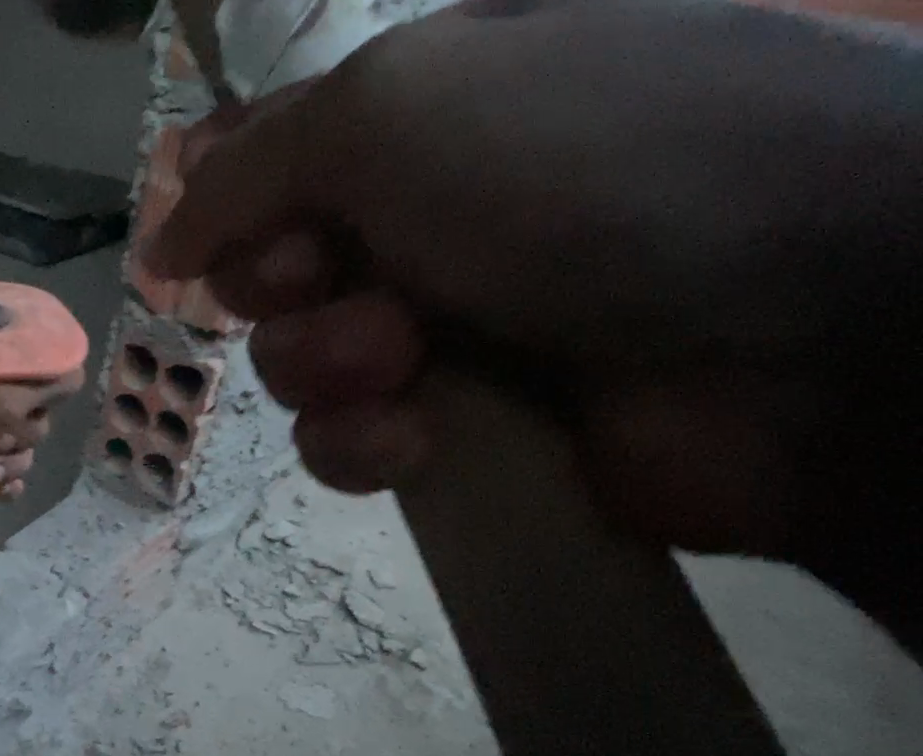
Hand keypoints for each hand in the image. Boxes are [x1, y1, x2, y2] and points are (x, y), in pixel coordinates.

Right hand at [148, 0, 922, 569]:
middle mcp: (420, 215)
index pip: (267, 162)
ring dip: (324, 367)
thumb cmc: (588, 172)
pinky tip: (413, 442)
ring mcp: (439, 324)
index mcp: (416, 117)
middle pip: (266, 271)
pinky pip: (342, 443)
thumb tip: (164, 241)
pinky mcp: (454, 428)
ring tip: (401, 363)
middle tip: (339, 281)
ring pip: (295, 365)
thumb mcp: (398, 108)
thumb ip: (253, 165)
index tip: (240, 226)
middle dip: (283, 289)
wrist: (792, 333)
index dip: (233, 202)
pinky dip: (359, 444)